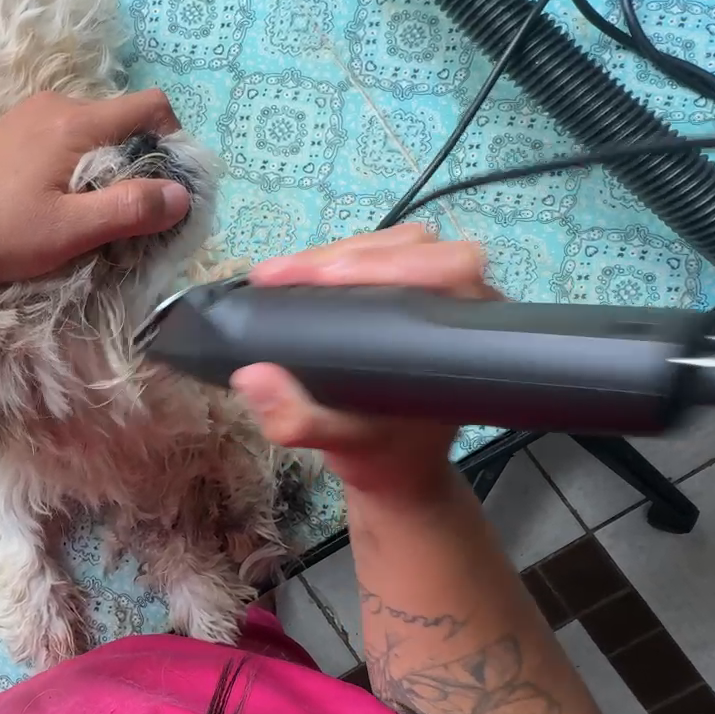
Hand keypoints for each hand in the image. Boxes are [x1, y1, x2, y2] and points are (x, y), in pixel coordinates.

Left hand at [0, 90, 192, 288]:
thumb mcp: (69, 231)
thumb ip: (128, 209)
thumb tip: (182, 195)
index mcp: (75, 120)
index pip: (151, 107)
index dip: (173, 144)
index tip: (166, 190)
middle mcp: (53, 105)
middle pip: (121, 120)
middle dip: (138, 161)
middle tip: (129, 213)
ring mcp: (26, 117)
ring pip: (91, 132)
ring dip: (105, 167)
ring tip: (91, 214)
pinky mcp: (8, 136)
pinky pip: (61, 141)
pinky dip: (75, 167)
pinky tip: (56, 204)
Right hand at [229, 224, 495, 500]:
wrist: (396, 468)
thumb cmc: (379, 455)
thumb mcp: (336, 444)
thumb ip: (297, 419)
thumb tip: (250, 375)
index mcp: (464, 336)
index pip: (441, 267)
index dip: (379, 263)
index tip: (316, 277)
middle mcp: (463, 306)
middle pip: (412, 246)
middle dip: (343, 255)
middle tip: (282, 276)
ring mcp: (440, 298)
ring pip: (396, 245)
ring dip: (338, 253)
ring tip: (285, 273)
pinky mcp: (414, 297)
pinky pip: (384, 259)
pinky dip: (341, 260)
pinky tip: (304, 275)